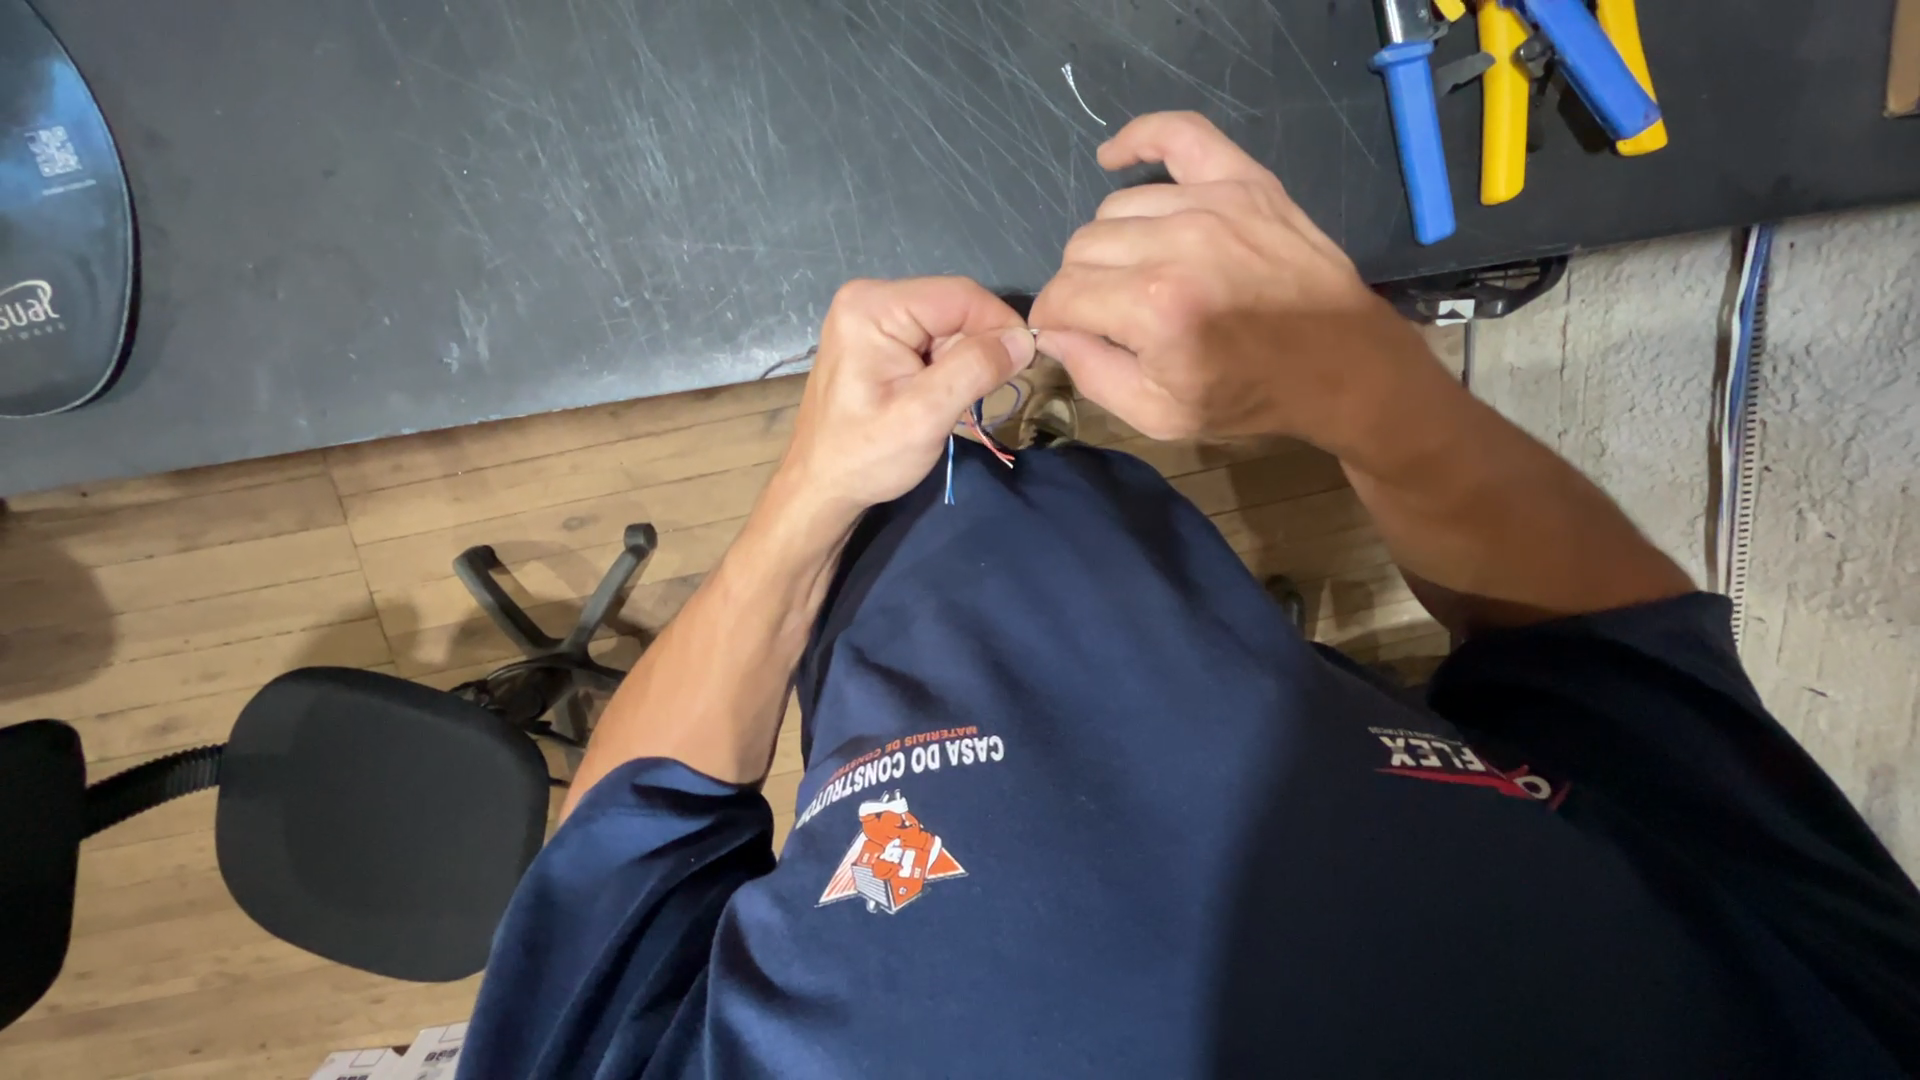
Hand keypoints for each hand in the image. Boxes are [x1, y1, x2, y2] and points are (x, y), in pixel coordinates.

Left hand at [771, 277, 1035, 527]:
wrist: (821, 487)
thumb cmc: (866, 457)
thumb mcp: (925, 416)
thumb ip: (975, 369)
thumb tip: (1025, 339)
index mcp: (873, 307)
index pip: (961, 295)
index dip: (1000, 326)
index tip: (1023, 365)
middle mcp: (868, 299)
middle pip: (953, 308)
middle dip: (975, 350)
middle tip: (968, 399)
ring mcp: (870, 318)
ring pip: (946, 327)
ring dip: (960, 364)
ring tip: (943, 405)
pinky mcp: (875, 340)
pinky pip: (929, 341)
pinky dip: (944, 369)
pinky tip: (931, 399)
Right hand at [1030, 112, 1433, 447]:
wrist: (1339, 365)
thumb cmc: (1246, 397)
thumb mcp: (1157, 415)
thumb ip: (1091, 374)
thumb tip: (1051, 332)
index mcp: (1154, 309)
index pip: (1062, 295)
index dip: (1052, 320)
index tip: (1064, 334)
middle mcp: (1177, 244)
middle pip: (1082, 249)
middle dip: (1080, 287)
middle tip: (1107, 314)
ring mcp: (1213, 203)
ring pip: (1115, 208)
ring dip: (1110, 244)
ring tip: (1134, 271)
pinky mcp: (1244, 180)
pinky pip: (1179, 132)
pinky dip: (1139, 139)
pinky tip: (1114, 158)